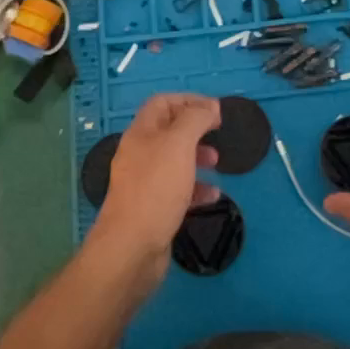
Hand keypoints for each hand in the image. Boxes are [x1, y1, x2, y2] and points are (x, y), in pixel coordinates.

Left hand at [87, 94, 221, 275]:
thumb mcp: (179, 144)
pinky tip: (212, 196)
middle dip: (195, 128)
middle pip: (168, 131)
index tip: (214, 109)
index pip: (162, 103)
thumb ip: (195, 119)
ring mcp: (144, 183)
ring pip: (174, 160)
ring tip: (217, 163)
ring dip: (197, 157)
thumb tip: (209, 106)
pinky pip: (177, 190)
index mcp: (141, 133)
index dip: (188, 100)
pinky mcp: (153, 209)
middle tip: (218, 133)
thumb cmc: (156, 189)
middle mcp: (139, 154)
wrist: (131, 248)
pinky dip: (196, 188)